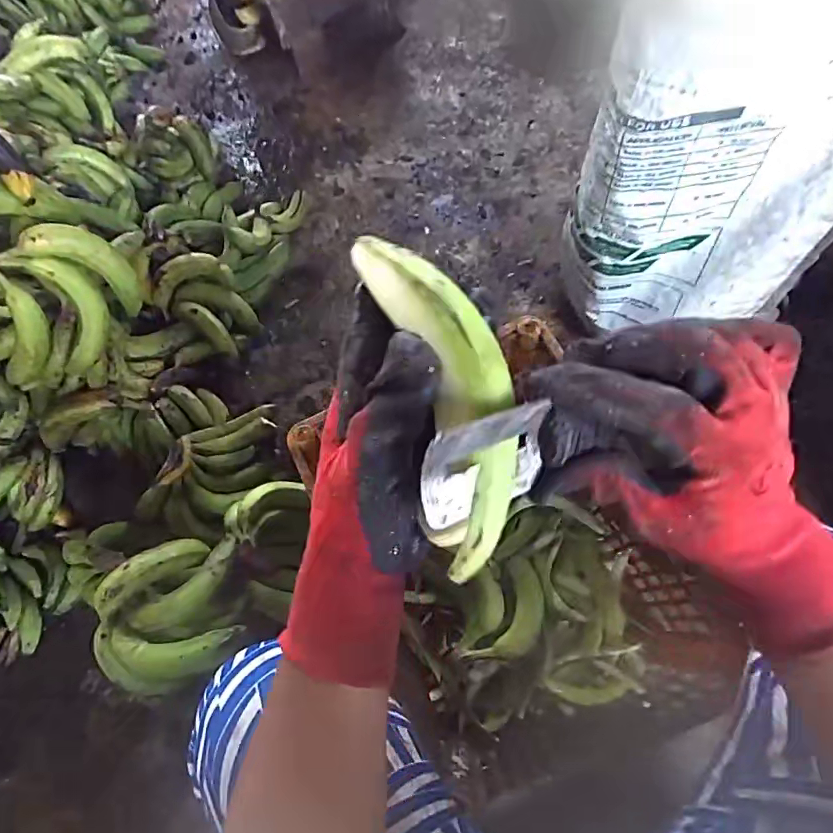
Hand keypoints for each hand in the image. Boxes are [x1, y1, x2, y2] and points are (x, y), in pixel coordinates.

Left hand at [278, 289, 438, 687]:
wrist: (364, 570)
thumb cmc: (356, 516)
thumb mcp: (368, 460)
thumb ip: (391, 404)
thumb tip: (416, 345)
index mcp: (355, 401)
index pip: (367, 338)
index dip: (380, 300)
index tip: (395, 262)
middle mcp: (376, 405)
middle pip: (398, 350)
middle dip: (420, 318)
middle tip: (447, 291)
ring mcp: (399, 426)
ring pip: (423, 376)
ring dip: (442, 350)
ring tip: (466, 324)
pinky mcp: (422, 449)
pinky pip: (442, 408)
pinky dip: (459, 391)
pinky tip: (478, 380)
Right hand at [524, 319, 832, 658]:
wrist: (765, 534)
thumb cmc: (708, 532)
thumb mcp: (654, 518)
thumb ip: (613, 481)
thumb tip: (558, 458)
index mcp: (724, 453)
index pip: (662, 408)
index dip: (603, 389)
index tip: (554, 380)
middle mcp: (753, 411)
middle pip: (697, 351)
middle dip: (632, 345)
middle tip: (584, 352)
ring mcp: (770, 389)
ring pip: (719, 334)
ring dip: (660, 332)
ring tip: (617, 344)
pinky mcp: (776, 380)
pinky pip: (757, 333)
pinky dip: (718, 327)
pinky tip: (681, 337)